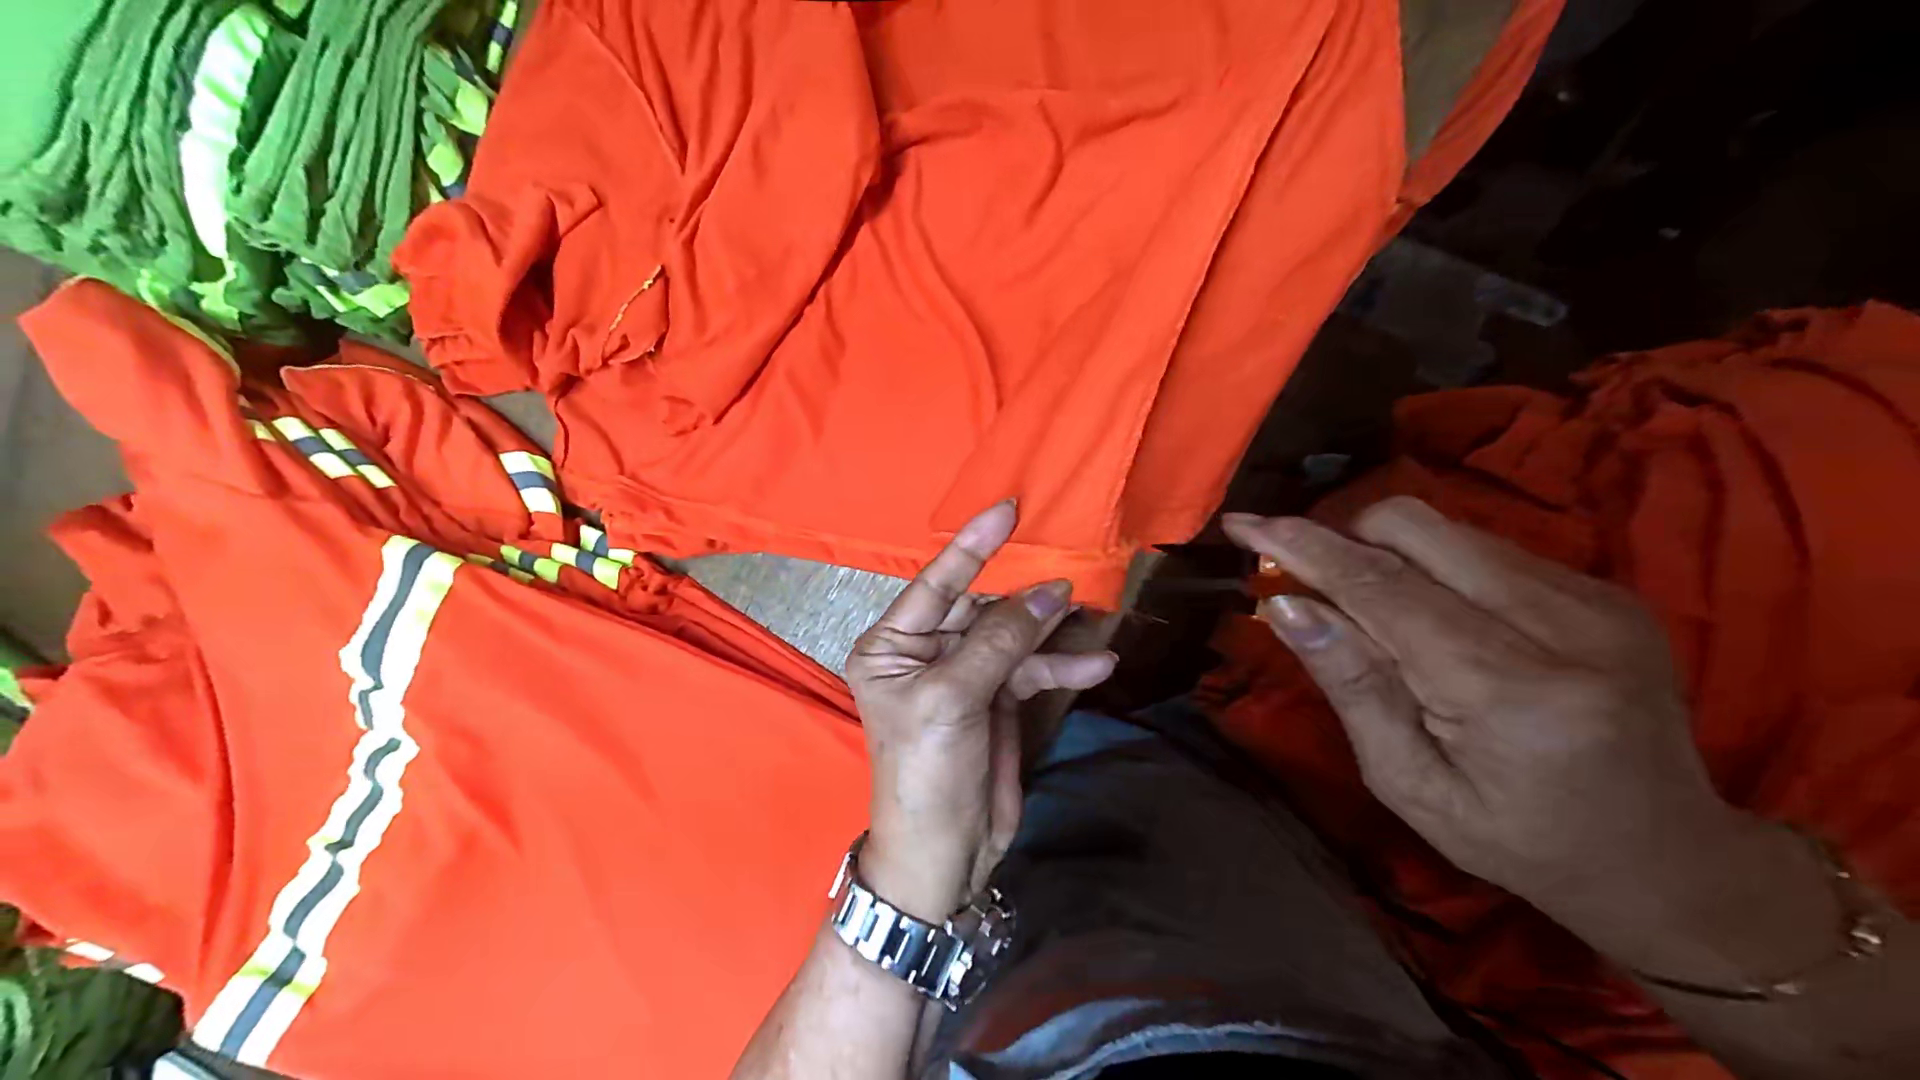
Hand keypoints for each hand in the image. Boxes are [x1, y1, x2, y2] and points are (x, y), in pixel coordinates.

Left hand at [847, 500, 1116, 921]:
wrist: (946, 852)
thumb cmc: (926, 771)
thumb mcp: (953, 699)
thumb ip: (1000, 642)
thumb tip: (1048, 593)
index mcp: (892, 646)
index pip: (935, 585)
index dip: (971, 548)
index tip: (1006, 510)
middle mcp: (925, 653)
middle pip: (981, 610)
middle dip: (1025, 604)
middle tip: (1069, 591)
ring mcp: (964, 675)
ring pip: (1013, 638)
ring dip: (1051, 635)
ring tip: (1092, 624)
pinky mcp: (995, 699)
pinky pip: (1031, 669)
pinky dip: (1061, 666)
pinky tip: (1096, 663)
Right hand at [1220, 498, 1744, 916]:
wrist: (1668, 859)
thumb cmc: (1517, 838)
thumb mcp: (1407, 782)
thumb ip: (1350, 684)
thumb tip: (1285, 604)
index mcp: (1510, 689)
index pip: (1381, 587)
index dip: (1302, 547)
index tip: (1241, 523)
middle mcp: (1564, 624)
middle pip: (1414, 527)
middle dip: (1341, 537)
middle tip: (1304, 578)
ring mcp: (1595, 599)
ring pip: (1446, 528)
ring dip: (1383, 552)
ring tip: (1366, 608)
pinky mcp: (1604, 590)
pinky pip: (1483, 546)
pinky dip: (1430, 566)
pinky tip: (1430, 616)